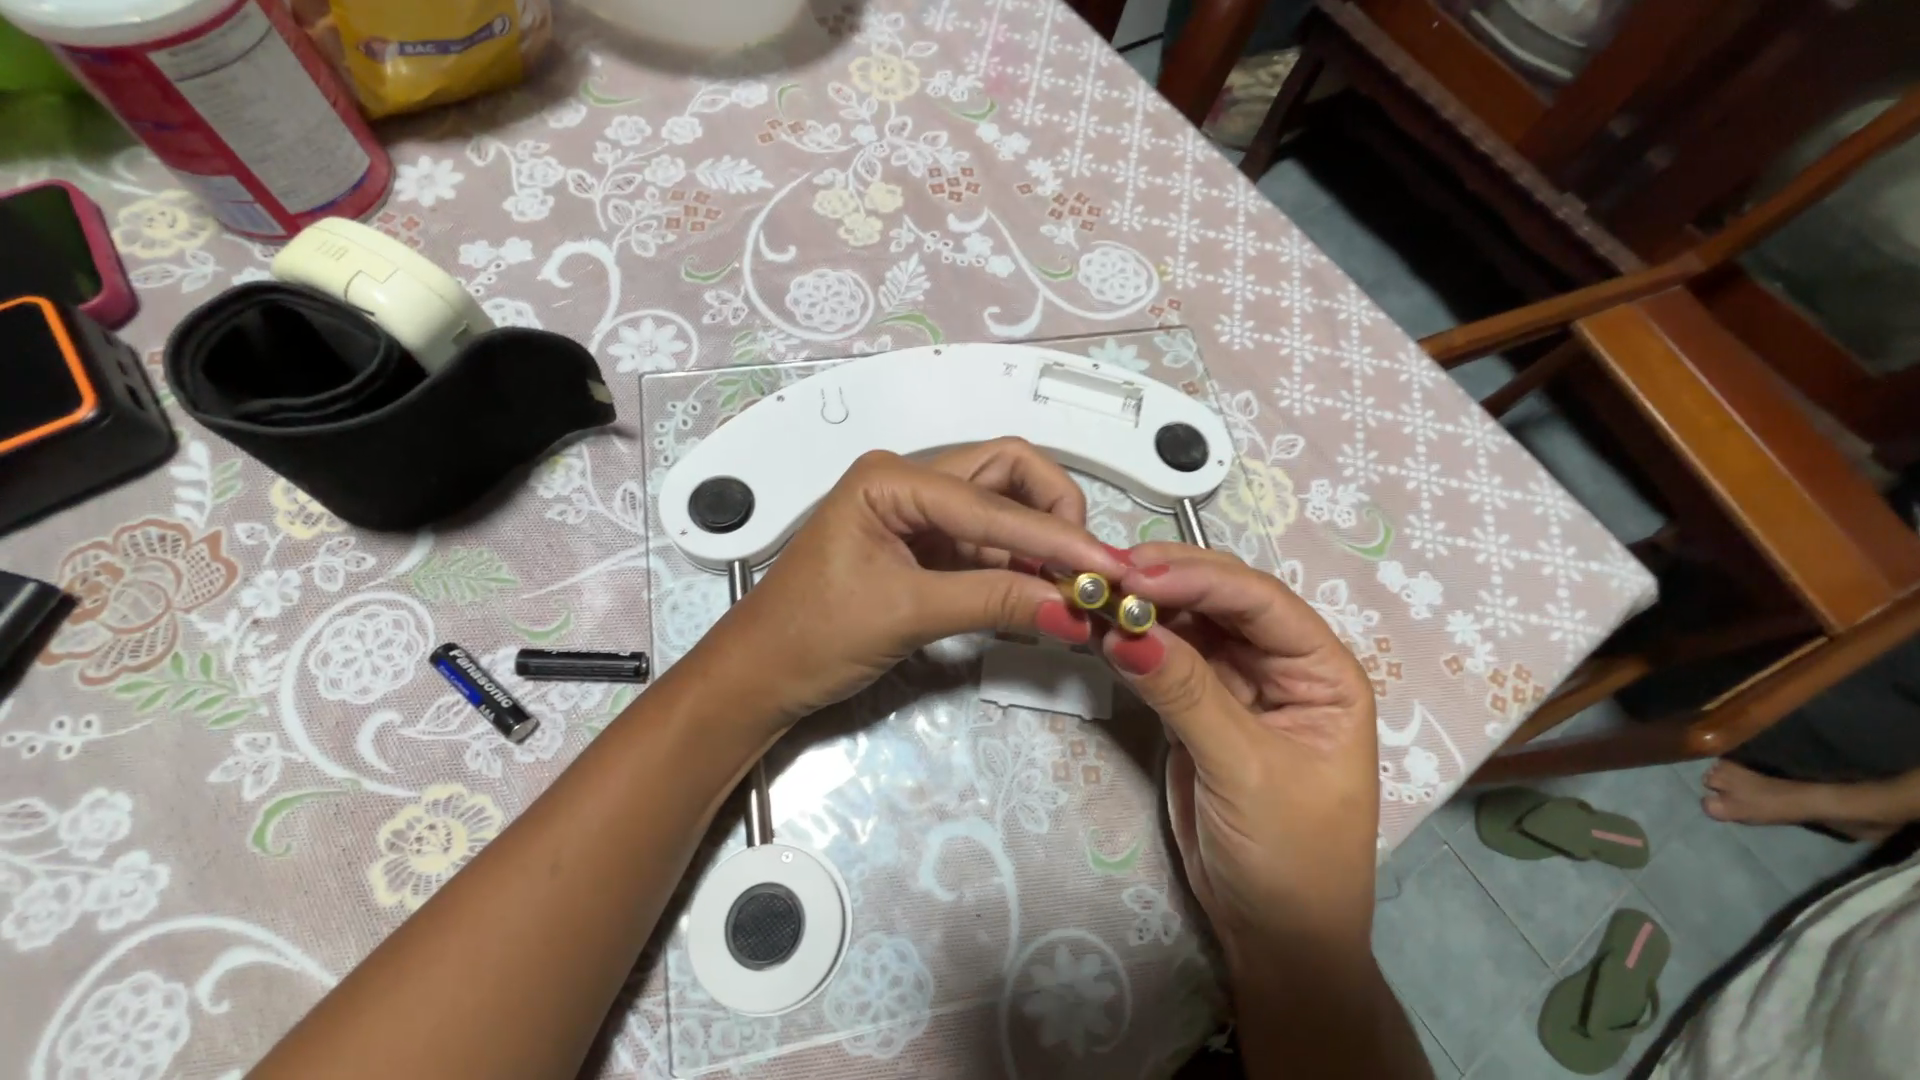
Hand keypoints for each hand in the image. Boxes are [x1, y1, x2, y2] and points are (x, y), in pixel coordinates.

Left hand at [689, 440, 1128, 728]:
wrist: (759, 677)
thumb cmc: (811, 635)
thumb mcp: (906, 613)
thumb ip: (993, 600)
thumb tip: (1074, 611)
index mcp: (891, 478)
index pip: (991, 500)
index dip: (1054, 535)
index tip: (1106, 568)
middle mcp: (908, 484)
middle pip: (1005, 473)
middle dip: (1053, 511)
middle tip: (1088, 562)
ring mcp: (917, 517)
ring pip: (1000, 510)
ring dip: (1039, 542)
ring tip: (1074, 585)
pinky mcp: (923, 551)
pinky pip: (985, 546)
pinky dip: (1017, 565)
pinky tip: (1041, 592)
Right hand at [1098, 544, 1379, 962]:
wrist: (1274, 935)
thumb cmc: (1290, 856)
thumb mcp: (1245, 771)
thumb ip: (1188, 695)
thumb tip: (1124, 632)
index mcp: (1323, 672)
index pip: (1261, 603)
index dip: (1199, 580)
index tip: (1134, 575)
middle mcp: (1283, 667)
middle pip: (1224, 602)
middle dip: (1168, 582)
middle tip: (1105, 572)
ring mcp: (1238, 686)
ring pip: (1190, 626)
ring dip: (1146, 608)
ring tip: (1095, 593)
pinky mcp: (1200, 709)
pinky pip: (1167, 662)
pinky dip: (1136, 644)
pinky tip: (1104, 629)